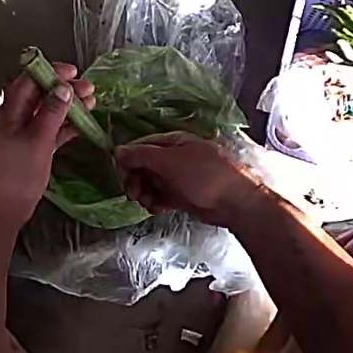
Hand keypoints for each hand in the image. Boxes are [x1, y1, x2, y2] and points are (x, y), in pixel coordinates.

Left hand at [0, 62, 94, 226]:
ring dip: (69, 107)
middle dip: (65, 89)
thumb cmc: (15, 175)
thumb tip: (64, 88)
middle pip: (41, 96)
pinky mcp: (32, 150)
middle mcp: (15, 119)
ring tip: (92, 103)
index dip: (50, 73)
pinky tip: (83, 124)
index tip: (74, 72)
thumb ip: (51, 114)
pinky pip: (51, 131)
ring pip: (48, 113)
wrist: (0, 211)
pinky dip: (66, 126)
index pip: (29, 82)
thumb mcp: (37, 141)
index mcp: (9, 113)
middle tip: (90, 89)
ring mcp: (24, 135)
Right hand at [115, 133, 269, 227]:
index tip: (121, 176)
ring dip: (144, 192)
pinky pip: (162, 195)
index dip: (128, 160)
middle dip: (134, 179)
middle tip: (133, 195)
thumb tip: (117, 150)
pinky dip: (156, 202)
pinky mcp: (184, 195)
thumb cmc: (204, 176)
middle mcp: (175, 157)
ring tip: (146, 203)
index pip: (141, 146)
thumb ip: (142, 156)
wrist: (235, 202)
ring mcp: (180, 177)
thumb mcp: (170, 162)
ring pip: (151, 182)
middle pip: (144, 166)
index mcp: (173, 143)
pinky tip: (156, 209)